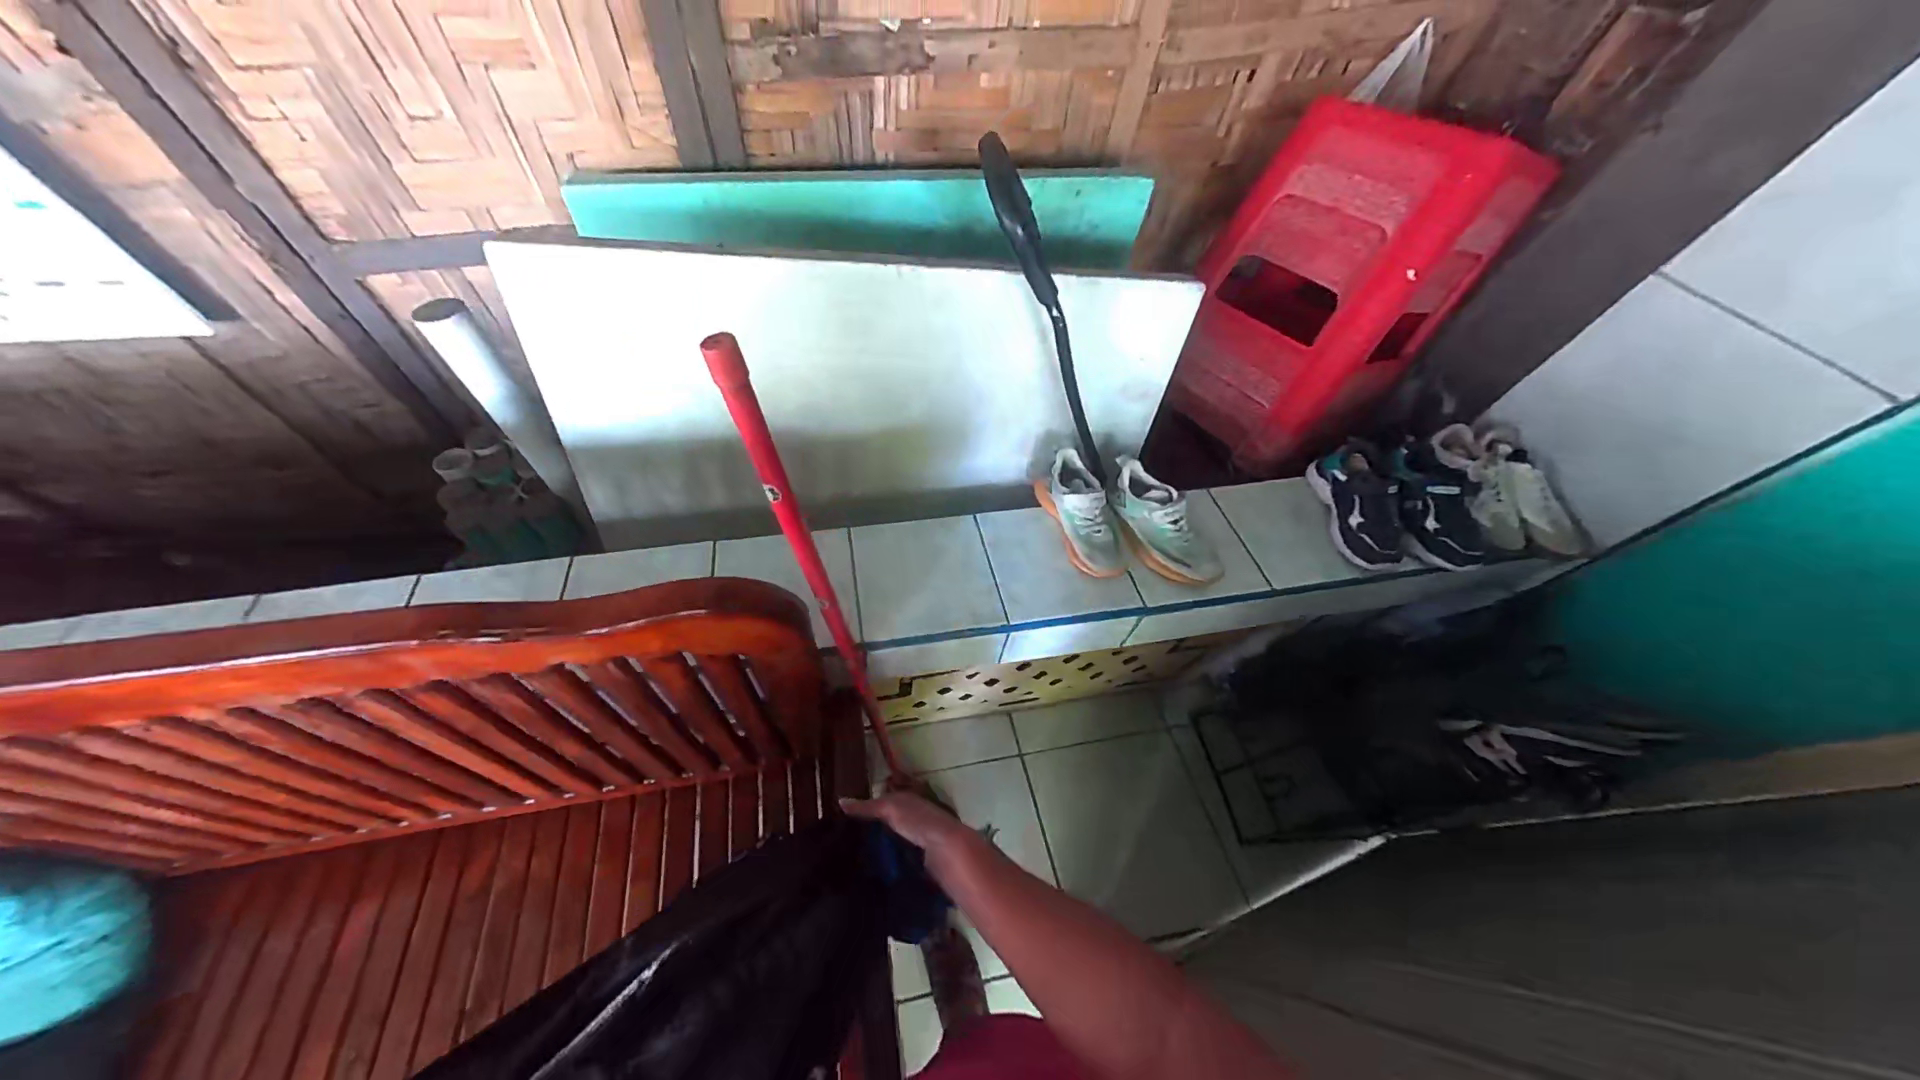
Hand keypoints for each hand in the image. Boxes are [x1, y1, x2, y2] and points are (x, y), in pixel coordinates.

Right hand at [839, 791, 978, 860]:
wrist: (944, 847)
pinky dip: (888, 861)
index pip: (882, 801)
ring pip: (893, 841)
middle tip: (845, 843)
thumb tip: (840, 802)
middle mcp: (913, 816)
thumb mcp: (889, 809)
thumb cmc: (917, 820)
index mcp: (907, 800)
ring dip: (880, 849)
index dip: (866, 809)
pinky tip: (873, 870)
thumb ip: (866, 807)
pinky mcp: (919, 858)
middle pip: (888, 823)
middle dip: (872, 831)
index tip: (844, 821)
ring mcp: (917, 838)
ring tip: (854, 860)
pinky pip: (899, 857)